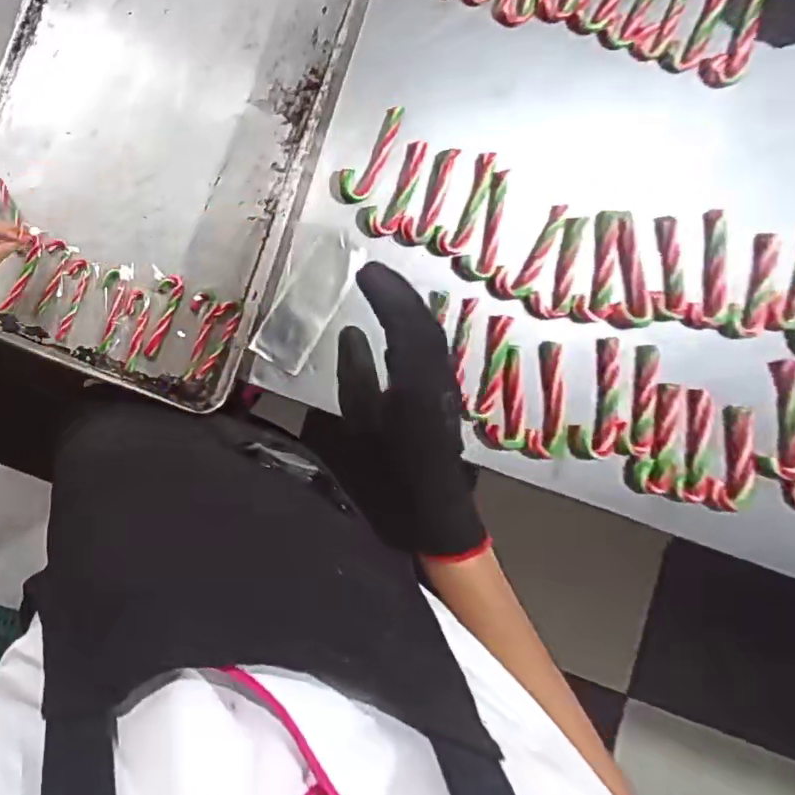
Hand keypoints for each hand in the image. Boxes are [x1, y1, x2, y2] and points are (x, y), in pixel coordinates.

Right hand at [307, 261, 485, 558]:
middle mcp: (436, 382)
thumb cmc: (386, 481)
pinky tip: (389, 332)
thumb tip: (352, 336)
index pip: (406, 327)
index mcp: (414, 387)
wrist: (432, 523)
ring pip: (429, 339)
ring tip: (379, 293)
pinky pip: (426, 354)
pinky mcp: (439, 402)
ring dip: (405, 311)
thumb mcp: (354, 430)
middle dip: (399, 295)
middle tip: (372, 273)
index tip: (364, 271)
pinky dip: (407, 332)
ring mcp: (442, 391)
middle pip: (424, 326)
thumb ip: (354, 379)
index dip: (387, 295)